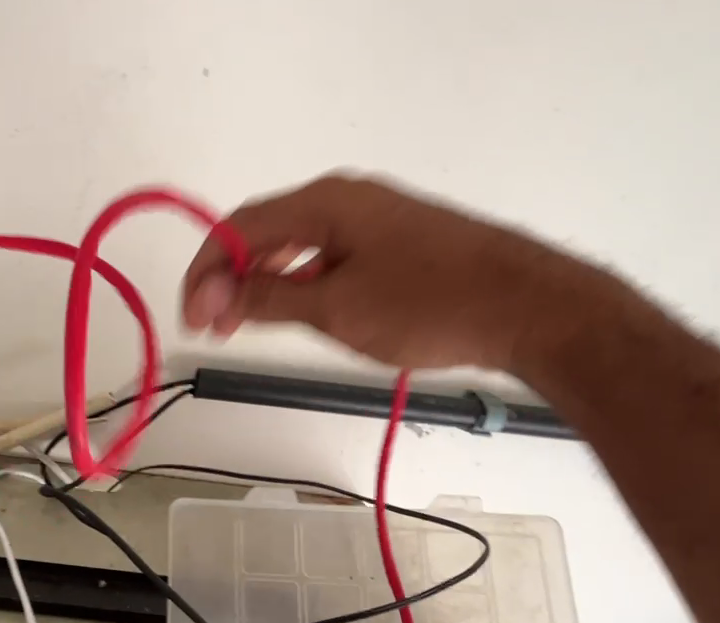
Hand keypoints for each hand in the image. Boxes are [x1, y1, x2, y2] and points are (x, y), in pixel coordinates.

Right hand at [181, 173, 618, 374]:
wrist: (526, 308)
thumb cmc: (427, 306)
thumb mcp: (334, 307)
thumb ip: (267, 296)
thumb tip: (213, 292)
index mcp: (323, 202)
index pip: (237, 229)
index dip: (204, 275)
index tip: (193, 322)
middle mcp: (343, 198)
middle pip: (262, 232)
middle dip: (228, 278)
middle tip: (214, 328)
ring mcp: (371, 218)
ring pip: (292, 244)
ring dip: (259, 282)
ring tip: (244, 325)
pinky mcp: (391, 240)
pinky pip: (323, 255)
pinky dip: (295, 282)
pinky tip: (294, 312)